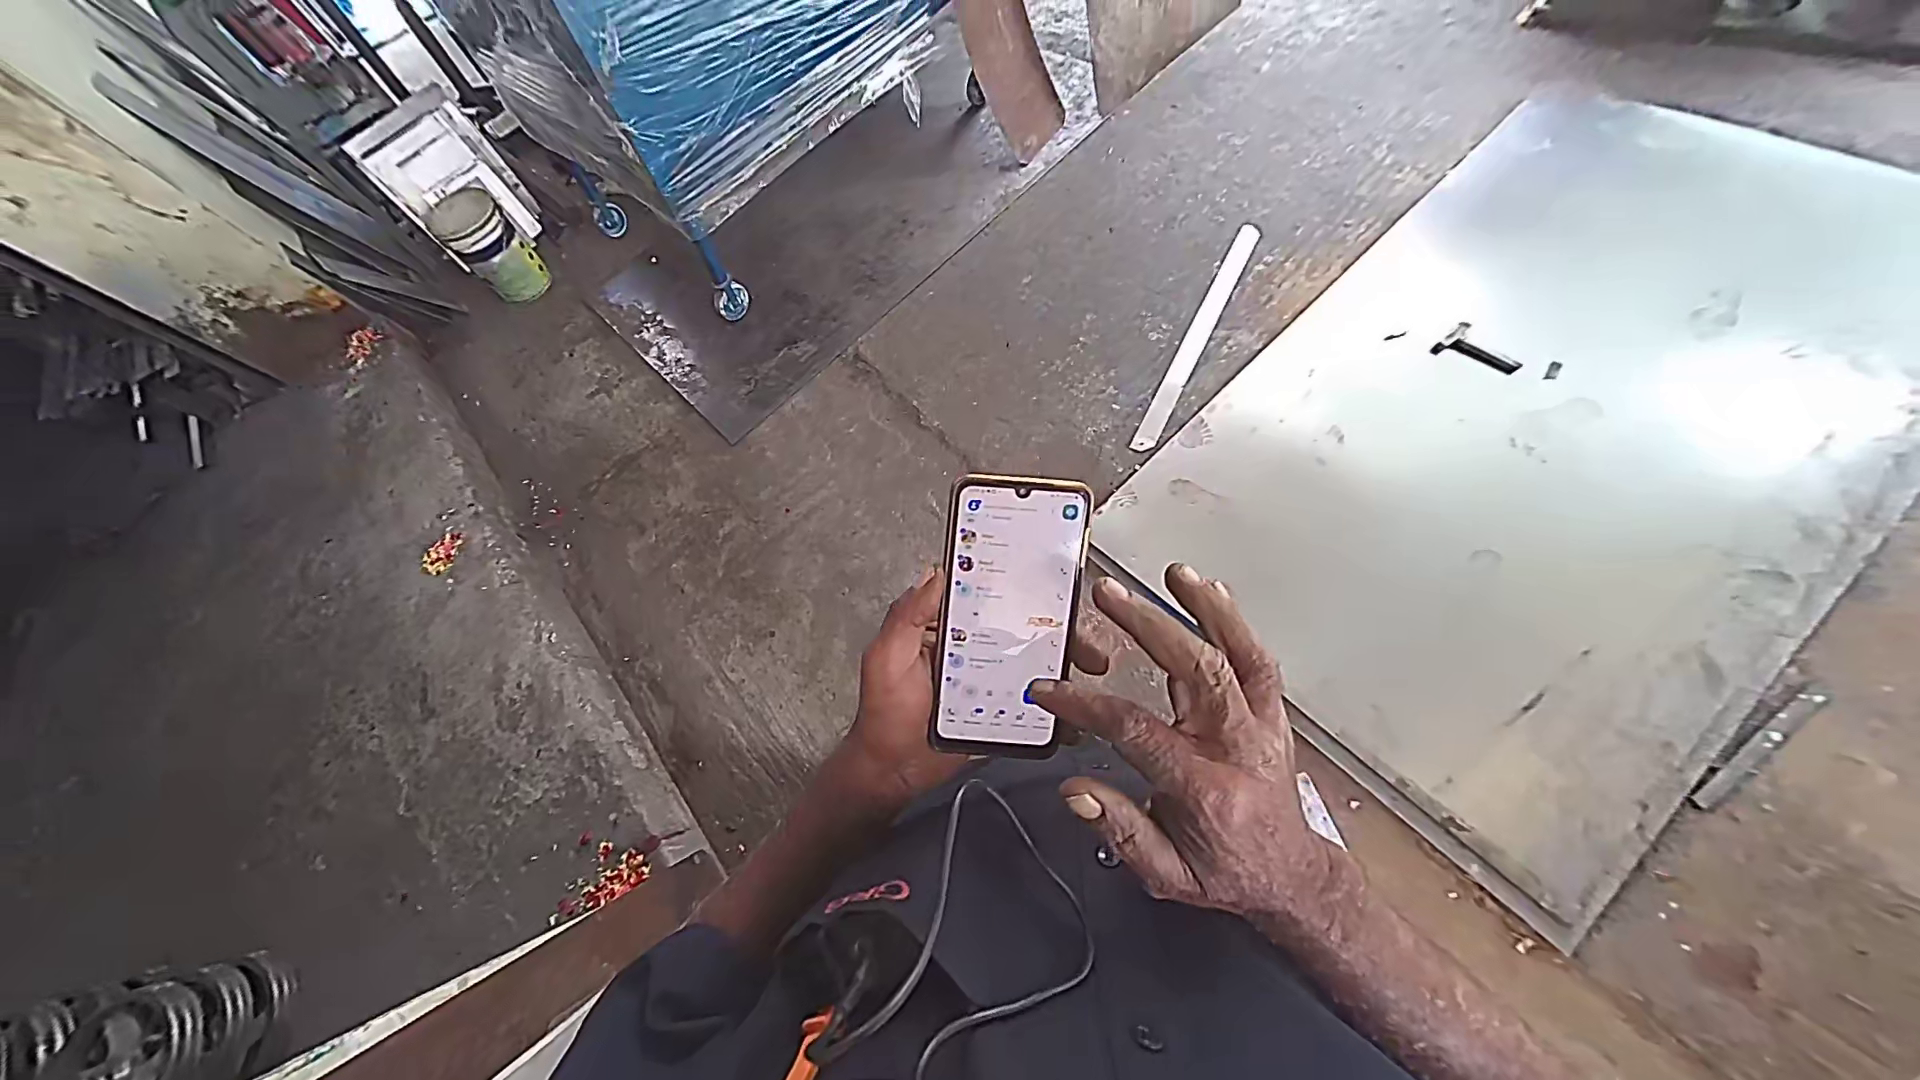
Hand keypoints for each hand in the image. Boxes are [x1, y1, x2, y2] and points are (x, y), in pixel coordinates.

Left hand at [842, 566, 1114, 808]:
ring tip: (1088, 668)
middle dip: (1059, 630)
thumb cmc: (884, 714)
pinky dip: (1056, 703)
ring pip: (1035, 664)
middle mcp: (974, 649)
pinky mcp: (1001, 710)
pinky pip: (1032, 701)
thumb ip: (906, 616)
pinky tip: (1074, 709)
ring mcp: (990, 680)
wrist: (892, 771)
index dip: (1021, 591)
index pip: (989, 599)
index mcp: (948, 630)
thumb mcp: (886, 657)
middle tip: (1082, 639)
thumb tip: (933, 575)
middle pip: (1023, 630)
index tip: (1053, 588)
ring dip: (1064, 663)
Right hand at [1028, 565, 1360, 945]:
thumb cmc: (1228, 873)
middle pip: (1195, 671)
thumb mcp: (1166, 873)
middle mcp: (1236, 746)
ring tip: (1174, 574)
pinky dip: (1234, 622)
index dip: (1087, 705)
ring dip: (1205, 608)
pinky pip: (1256, 660)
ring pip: (1237, 655)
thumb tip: (1075, 789)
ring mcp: (1260, 724)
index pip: (1136, 731)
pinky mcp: (1271, 713)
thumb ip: (1119, 830)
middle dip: (1147, 626)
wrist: (1293, 878)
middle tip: (1109, 595)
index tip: (1050, 689)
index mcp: (1204, 787)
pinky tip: (1213, 592)